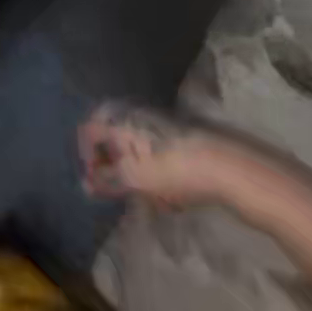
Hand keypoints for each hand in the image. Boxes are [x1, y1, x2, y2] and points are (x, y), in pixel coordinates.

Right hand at [78, 103, 256, 208]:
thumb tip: (84, 185)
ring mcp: (154, 122)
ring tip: (151, 196)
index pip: (85, 133)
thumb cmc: (170, 169)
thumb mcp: (133, 179)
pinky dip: (153, 168)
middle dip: (112, 167)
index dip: (86, 159)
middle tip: (123, 190)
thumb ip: (106, 181)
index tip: (96, 183)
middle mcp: (129, 114)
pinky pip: (153, 150)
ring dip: (134, 170)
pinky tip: (169, 191)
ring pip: (132, 146)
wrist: (227, 167)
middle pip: (109, 140)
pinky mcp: (176, 134)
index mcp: (114, 119)